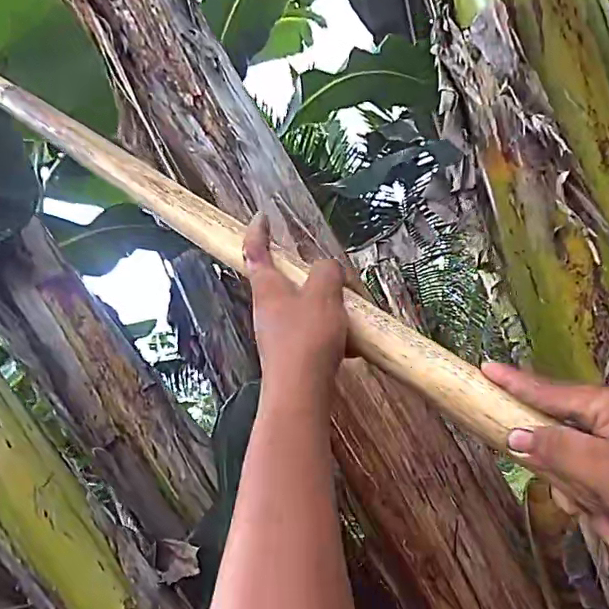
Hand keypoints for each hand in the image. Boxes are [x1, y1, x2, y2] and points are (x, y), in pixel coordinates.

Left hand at [245, 215, 347, 401]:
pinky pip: (315, 336)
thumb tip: (329, 269)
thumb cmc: (307, 338)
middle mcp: (268, 309)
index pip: (256, 250)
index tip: (261, 217)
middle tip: (337, 281)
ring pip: (306, 311)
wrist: (300, 392)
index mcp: (268, 287)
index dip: (257, 232)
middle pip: (287, 284)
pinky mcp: (292, 356)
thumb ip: (328, 272)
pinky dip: (333, 336)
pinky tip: (351, 348)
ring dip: (329, 311)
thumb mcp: (324, 293)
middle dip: (314, 280)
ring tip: (352, 319)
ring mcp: (278, 335)